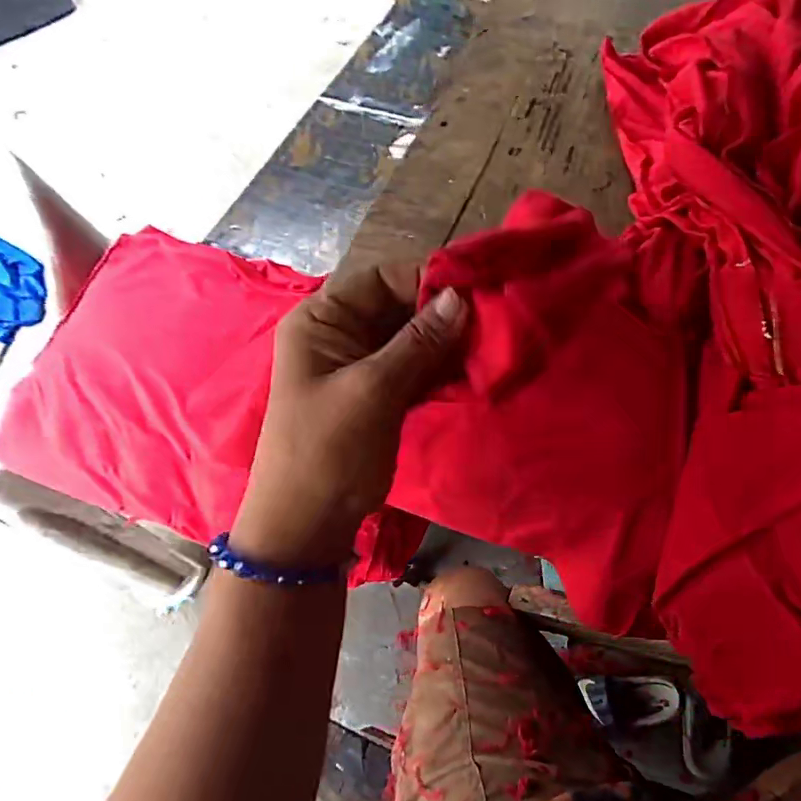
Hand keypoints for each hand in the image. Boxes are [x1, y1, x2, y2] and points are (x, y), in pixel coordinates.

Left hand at [233, 264, 467, 566]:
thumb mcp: (373, 391)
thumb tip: (460, 297)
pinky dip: (441, 370)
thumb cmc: (328, 451)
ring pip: (412, 340)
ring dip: (448, 344)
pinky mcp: (380, 395)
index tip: (476, 293)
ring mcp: (361, 367)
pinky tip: (472, 373)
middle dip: (443, 314)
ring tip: (488, 349)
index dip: (427, 280)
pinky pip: (415, 369)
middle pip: (399, 307)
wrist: (308, 523)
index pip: (380, 278)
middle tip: (492, 325)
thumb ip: (418, 343)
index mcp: (322, 319)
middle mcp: (340, 335)